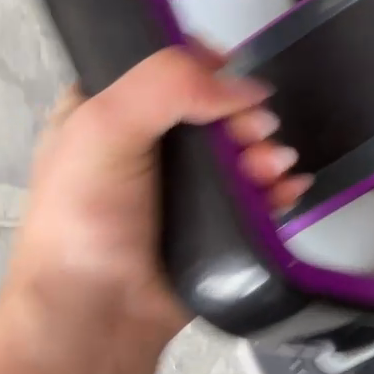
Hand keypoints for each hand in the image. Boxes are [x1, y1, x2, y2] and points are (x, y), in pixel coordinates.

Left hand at [7, 46, 311, 347]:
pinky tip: (289, 188)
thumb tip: (247, 88)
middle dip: (245, 116)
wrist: (104, 308)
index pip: (166, 66)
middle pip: (218, 108)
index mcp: (109, 108)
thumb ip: (166, 88)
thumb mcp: (103, 128)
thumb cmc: (85, 219)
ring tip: (272, 167)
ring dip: (269, 152)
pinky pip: (264, 194)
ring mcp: (190, 187)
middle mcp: (152, 143)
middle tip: (252, 132)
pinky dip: (282, 187)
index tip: (227, 76)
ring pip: (246, 151)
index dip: (204, 65)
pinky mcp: (222, 222)